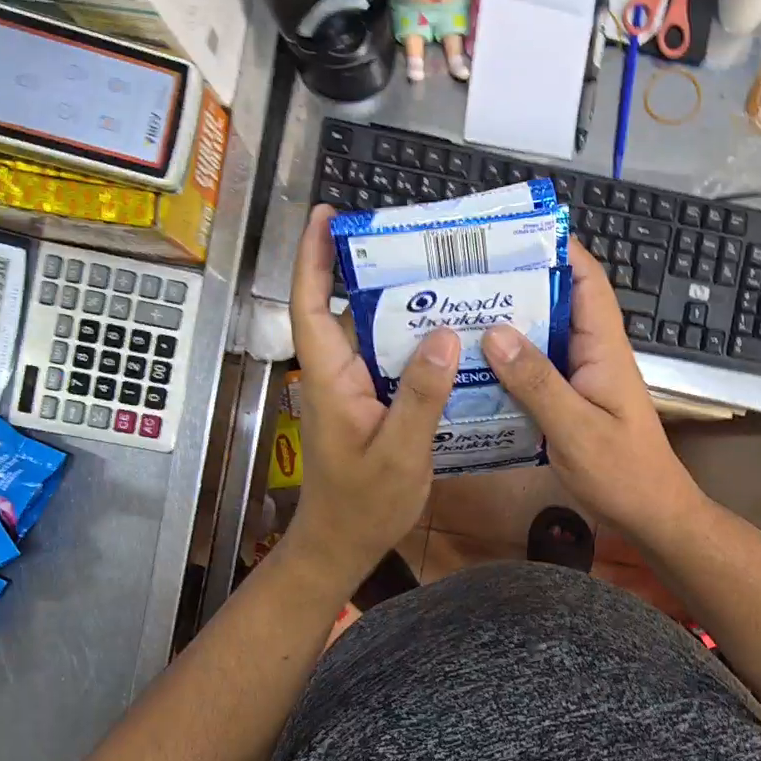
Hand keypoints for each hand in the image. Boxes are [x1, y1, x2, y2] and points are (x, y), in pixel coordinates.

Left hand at [284, 206, 458, 580]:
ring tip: (443, 280)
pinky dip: (415, 345)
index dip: (313, 257)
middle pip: (345, 310)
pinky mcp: (371, 407)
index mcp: (329, 379)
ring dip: (400, 308)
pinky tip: (451, 337)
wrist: (343, 545)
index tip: (327, 215)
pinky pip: (391, 364)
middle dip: (371, 270)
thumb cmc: (363, 505)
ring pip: (372, 336)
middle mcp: (337, 376)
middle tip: (416, 243)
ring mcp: (353, 392)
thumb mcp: (398, 453)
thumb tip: (446, 335)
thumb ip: (420, 396)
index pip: (309, 305)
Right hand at [480, 247, 702, 538]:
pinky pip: (537, 372)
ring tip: (457, 315)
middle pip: (556, 303)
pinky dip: (508, 366)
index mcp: (604, 348)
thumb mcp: (576, 429)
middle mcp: (592, 354)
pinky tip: (474, 369)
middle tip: (463, 278)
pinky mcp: (571, 402)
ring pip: (542, 338)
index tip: (510, 235)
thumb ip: (537, 382)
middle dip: (516, 285)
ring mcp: (582, 378)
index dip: (556, 249)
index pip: (586, 280)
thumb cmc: (622, 473)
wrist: (650, 515)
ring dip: (507, 327)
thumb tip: (495, 332)